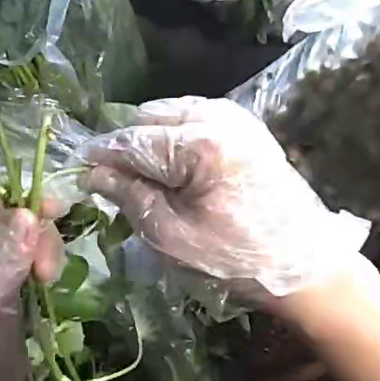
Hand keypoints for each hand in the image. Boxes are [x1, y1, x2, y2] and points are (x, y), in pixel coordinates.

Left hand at [0, 188, 64, 380]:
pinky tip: (47, 291)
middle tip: (49, 274)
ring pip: (26, 240)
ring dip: (45, 254)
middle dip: (40, 234)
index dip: (25, 196)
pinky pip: (28, 266)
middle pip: (15, 216)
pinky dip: (43, 272)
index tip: (56, 216)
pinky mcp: (4, 294)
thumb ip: (4, 259)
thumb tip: (27, 210)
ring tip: (48, 286)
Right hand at [83, 97, 370, 302]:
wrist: (304, 265)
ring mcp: (233, 116)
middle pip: (147, 117)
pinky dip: (171, 138)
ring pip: (167, 114)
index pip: (131, 140)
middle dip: (124, 146)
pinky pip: (191, 119)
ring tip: (139, 178)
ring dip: (147, 140)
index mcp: (199, 143)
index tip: (75, 168)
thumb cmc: (234, 257)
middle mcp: (217, 115)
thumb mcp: (170, 234)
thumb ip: (129, 195)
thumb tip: (93, 172)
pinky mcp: (243, 125)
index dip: (99, 155)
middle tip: (111, 180)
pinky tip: (169, 168)